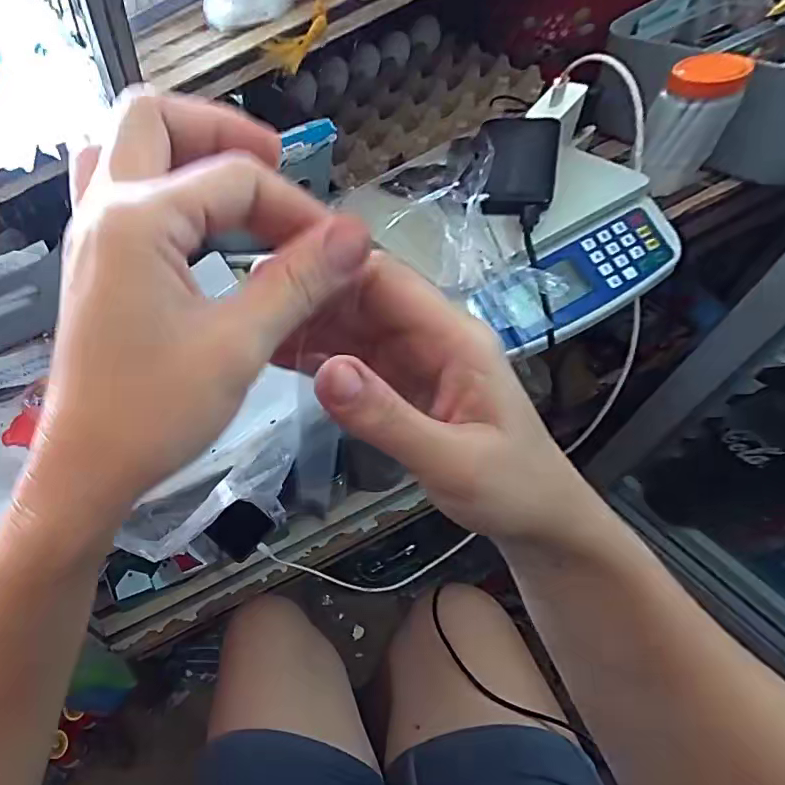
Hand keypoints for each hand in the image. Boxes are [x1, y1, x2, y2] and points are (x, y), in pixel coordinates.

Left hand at [22, 91, 373, 526]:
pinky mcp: (90, 266)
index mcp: (137, 219)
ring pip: (126, 150)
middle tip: (271, 170)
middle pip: (153, 118)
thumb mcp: (237, 346)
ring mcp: (88, 237)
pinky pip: (118, 195)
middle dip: (219, 130)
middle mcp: (102, 211)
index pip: (235, 179)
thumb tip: (351, 237)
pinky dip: (162, 192)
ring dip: (183, 154)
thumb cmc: (153, 413)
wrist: (86, 468)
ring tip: (237, 195)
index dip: (296, 207)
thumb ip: (296, 282)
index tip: (334, 247)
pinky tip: (198, 234)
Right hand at [277, 255, 608, 548]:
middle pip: (360, 296)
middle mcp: (430, 338)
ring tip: (252, 326)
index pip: (386, 280)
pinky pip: (350, 358)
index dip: (331, 264)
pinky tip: (279, 356)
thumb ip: (388, 419)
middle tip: (247, 301)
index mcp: (453, 339)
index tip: (275, 269)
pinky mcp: (397, 384)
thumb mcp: (453, 461)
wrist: (537, 520)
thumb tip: (327, 373)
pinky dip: (315, 355)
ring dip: (305, 323)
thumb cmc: (514, 489)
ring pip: (349, 325)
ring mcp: (411, 360)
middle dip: (308, 293)